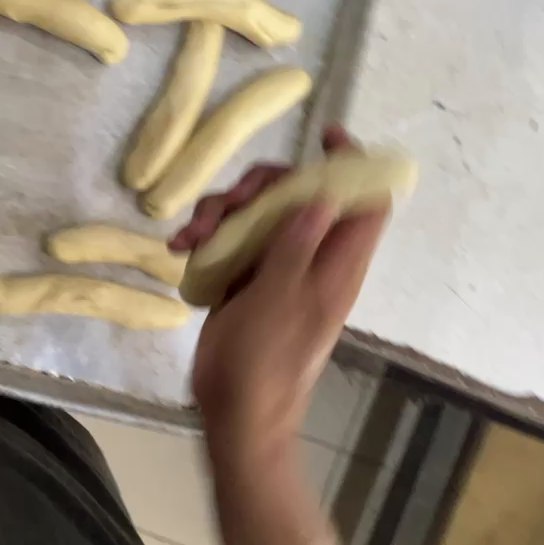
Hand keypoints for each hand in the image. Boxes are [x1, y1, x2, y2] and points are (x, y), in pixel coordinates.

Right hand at [171, 126, 387, 458]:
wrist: (235, 408)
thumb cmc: (266, 361)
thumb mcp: (281, 300)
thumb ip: (298, 246)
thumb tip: (322, 195)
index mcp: (336, 265)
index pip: (363, 203)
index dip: (353, 165)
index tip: (326, 136)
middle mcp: (308, 258)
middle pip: (295, 197)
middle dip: (258, 188)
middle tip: (228, 202)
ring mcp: (272, 267)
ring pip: (253, 214)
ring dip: (218, 214)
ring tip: (189, 237)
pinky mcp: (241, 277)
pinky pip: (227, 239)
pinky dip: (204, 237)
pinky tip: (181, 250)